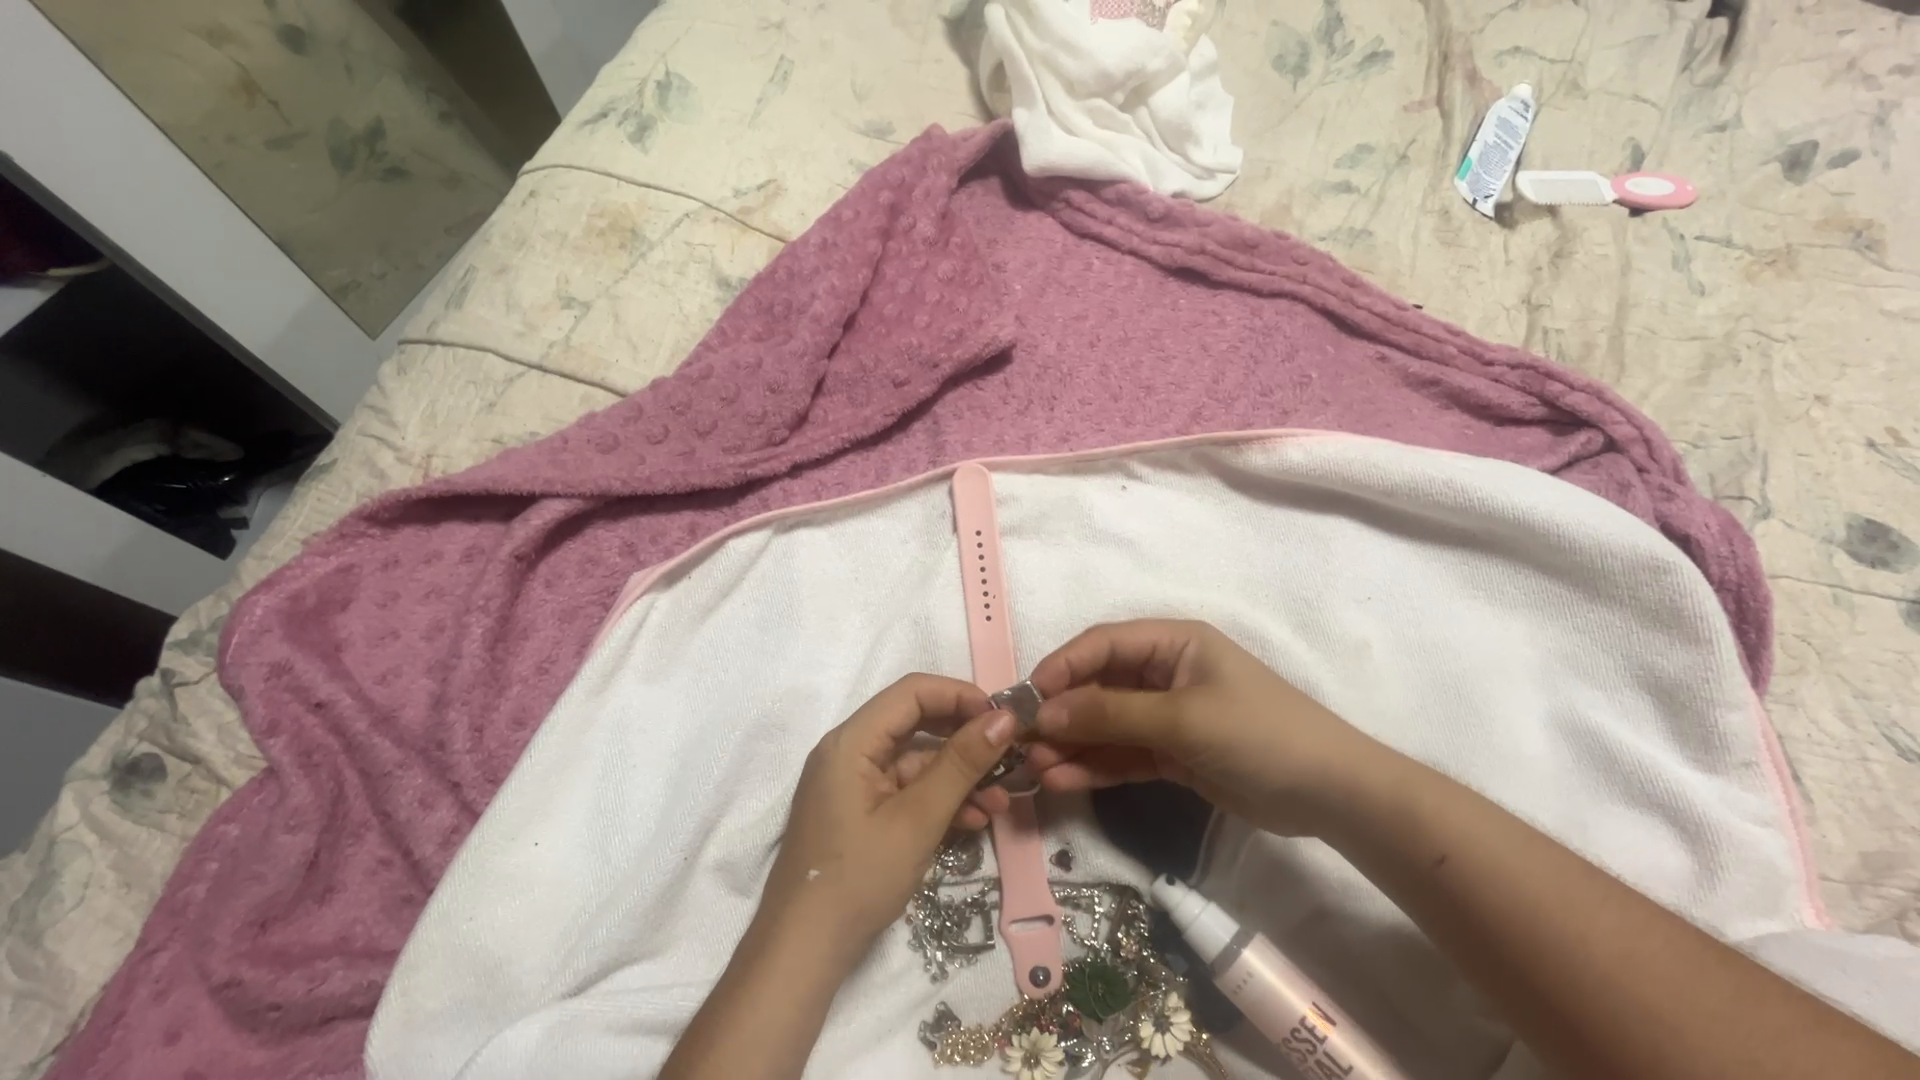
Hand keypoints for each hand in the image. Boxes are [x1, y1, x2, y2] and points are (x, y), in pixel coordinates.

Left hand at [759, 675, 1018, 957]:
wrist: (805, 949)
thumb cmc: (858, 877)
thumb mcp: (917, 819)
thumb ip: (961, 764)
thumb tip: (1004, 719)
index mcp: (852, 741)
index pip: (912, 692)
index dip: (961, 696)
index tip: (1004, 718)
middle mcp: (850, 752)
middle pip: (916, 724)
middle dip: (966, 740)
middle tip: (1012, 757)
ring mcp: (854, 784)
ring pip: (917, 762)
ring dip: (960, 777)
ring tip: (1002, 802)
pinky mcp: (862, 813)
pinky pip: (908, 791)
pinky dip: (941, 801)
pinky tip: (975, 822)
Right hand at [1024, 619, 1389, 836]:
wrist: (1330, 793)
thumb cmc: (1259, 734)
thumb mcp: (1183, 719)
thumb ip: (1111, 715)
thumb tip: (1043, 713)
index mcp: (1174, 642)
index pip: (1102, 644)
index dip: (1060, 667)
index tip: (1023, 699)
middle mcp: (1165, 673)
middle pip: (1098, 686)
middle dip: (1060, 714)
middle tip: (1020, 744)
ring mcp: (1167, 715)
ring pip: (1105, 725)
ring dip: (1071, 745)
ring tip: (1033, 771)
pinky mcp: (1171, 754)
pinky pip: (1122, 754)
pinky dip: (1093, 767)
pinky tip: (1061, 782)